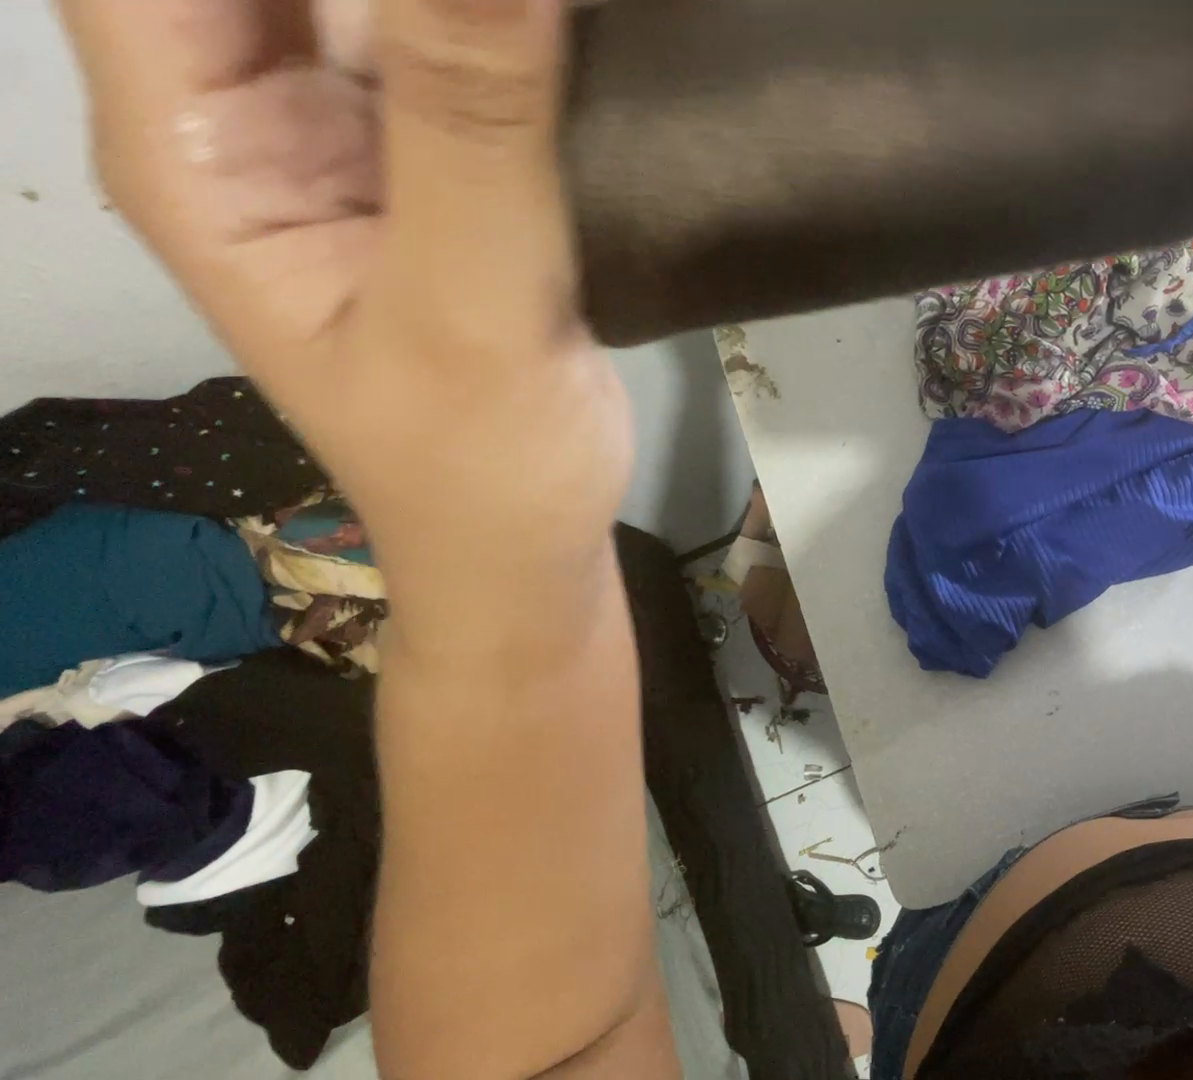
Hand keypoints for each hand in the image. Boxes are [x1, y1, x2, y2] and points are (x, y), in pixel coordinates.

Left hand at [56, 0, 630, 595]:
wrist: (528, 539)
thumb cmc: (480, 463)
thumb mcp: (470, 304)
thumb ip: (471, 121)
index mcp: (195, 137)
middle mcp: (254, 106)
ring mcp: (363, 134)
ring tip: (563, 6)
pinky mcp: (453, 167)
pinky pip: (464, 44)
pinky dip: (508, 15)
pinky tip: (574, 25)